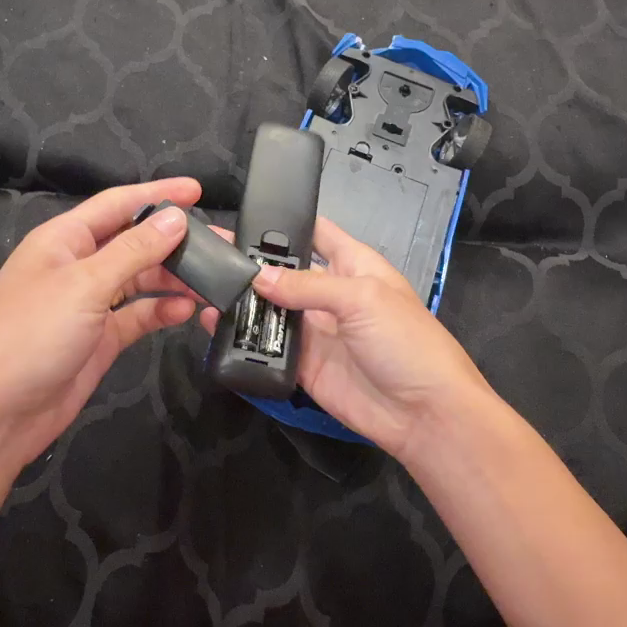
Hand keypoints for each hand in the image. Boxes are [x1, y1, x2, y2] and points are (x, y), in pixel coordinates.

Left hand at [0, 178, 201, 467]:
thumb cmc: (29, 335)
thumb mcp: (84, 285)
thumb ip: (134, 251)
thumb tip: (175, 218)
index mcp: (64, 240)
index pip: (117, 205)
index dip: (157, 194)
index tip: (197, 191)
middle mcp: (78, 266)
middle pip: (134, 242)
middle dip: (175, 242)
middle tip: (223, 244)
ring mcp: (88, 305)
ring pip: (140, 280)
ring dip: (175, 278)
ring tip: (216, 280)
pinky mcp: (99, 340)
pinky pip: (138, 315)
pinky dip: (162, 311)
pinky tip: (188, 310)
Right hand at [200, 217, 495, 457]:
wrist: (426, 414)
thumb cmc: (407, 341)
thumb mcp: (363, 298)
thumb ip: (308, 286)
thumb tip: (258, 278)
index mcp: (353, 265)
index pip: (316, 232)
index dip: (285, 221)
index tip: (243, 213)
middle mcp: (331, 293)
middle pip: (284, 272)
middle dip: (251, 263)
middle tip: (207, 253)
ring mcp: (316, 331)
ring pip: (270, 309)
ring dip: (241, 300)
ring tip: (200, 286)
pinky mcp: (304, 366)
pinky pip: (268, 348)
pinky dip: (242, 338)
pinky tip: (212, 325)